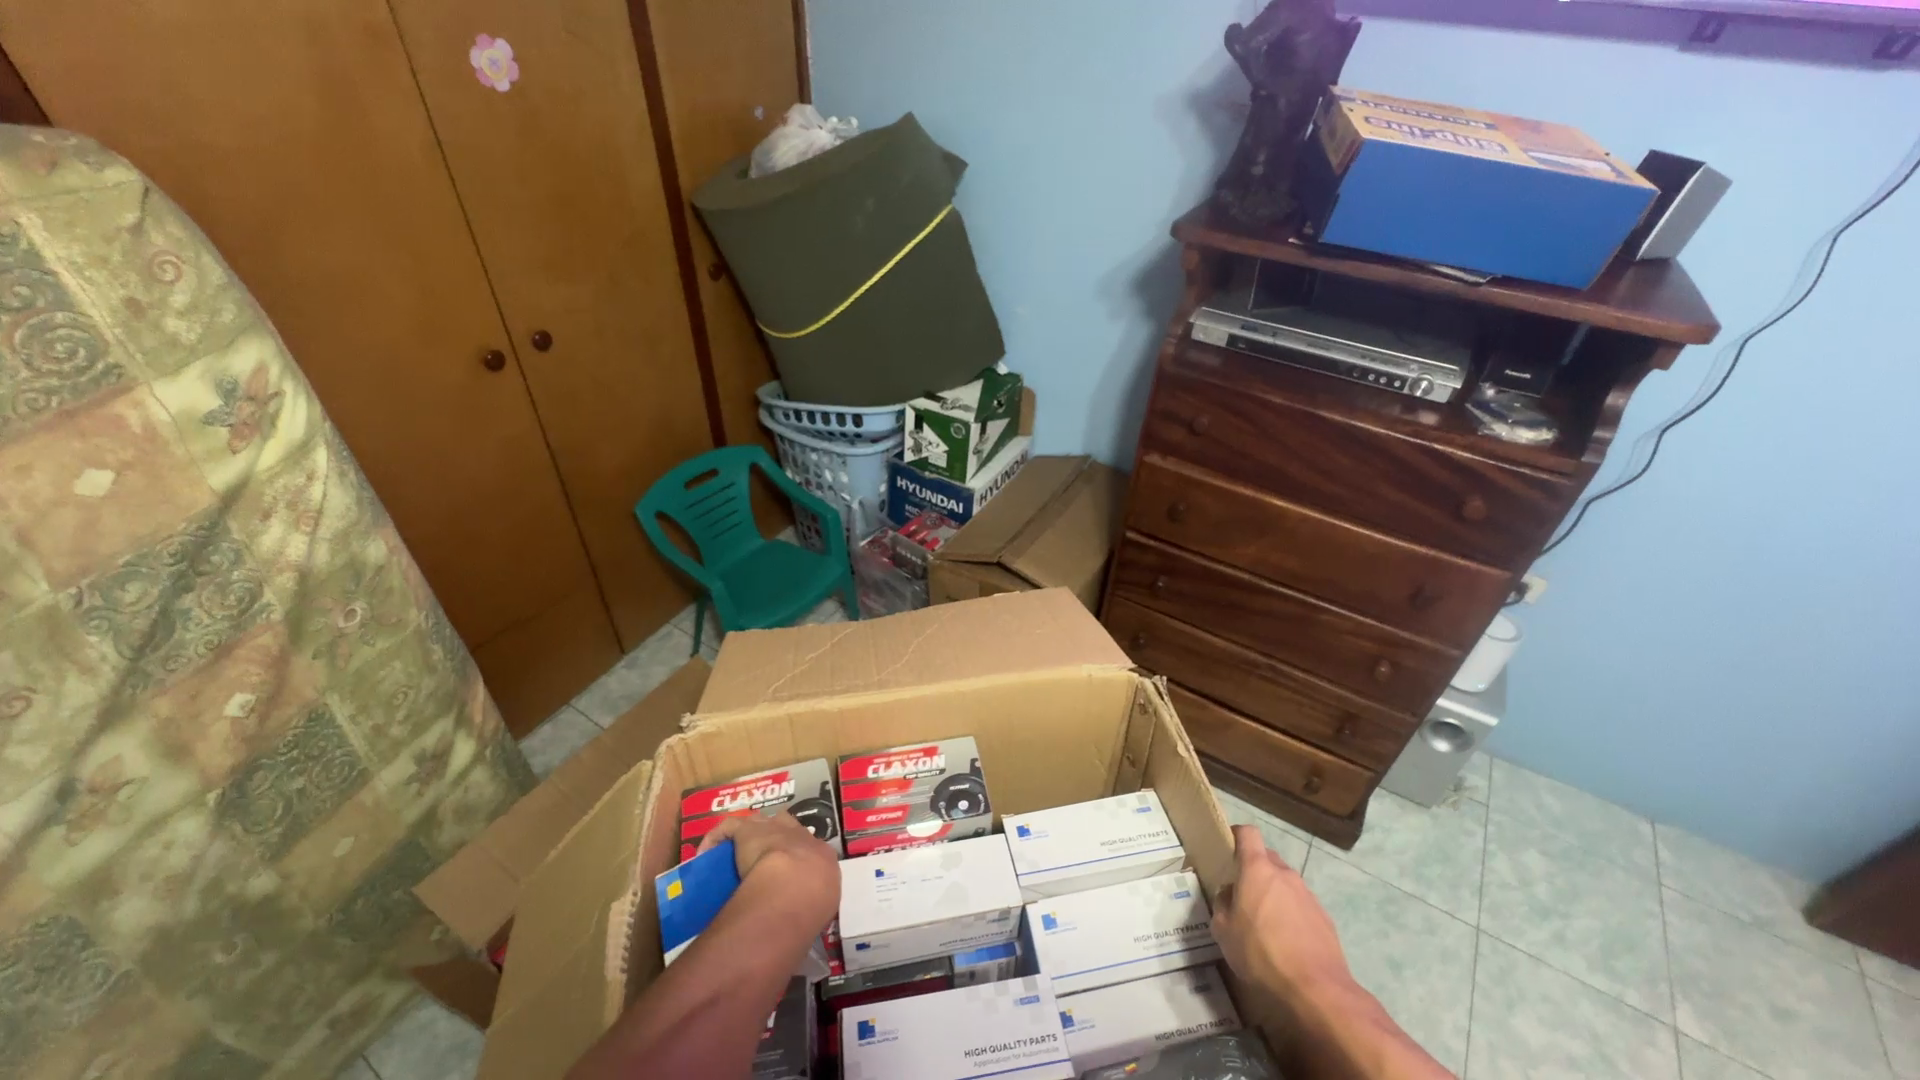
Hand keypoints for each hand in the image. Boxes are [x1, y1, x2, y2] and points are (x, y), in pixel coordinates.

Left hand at [697, 813, 838, 917]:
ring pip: (761, 822)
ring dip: (752, 833)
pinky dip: (717, 837)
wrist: (798, 884)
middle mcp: (800, 836)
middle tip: (766, 856)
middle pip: (788, 827)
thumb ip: (817, 903)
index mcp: (822, 855)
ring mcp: (774, 829)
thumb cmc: (816, 900)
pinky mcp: (747, 830)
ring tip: (739, 853)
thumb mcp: (826, 903)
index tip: (790, 873)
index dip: (799, 858)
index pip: (811, 849)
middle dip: (778, 837)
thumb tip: (805, 916)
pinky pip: (729, 826)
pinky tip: (706, 852)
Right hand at [1212, 824, 1353, 1010]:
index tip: (1228, 848)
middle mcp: (1285, 875)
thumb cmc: (1260, 953)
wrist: (1315, 988)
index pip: (1248, 834)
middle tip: (1242, 896)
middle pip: (1267, 859)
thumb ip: (1222, 904)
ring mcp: (1308, 895)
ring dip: (1273, 895)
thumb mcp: (1223, 931)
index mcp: (1257, 870)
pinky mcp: (1324, 917)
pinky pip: (1300, 905)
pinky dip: (1290, 915)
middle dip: (1253, 871)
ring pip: (1285, 884)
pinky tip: (1286, 942)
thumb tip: (1229, 894)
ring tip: (1264, 926)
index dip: (1236, 835)